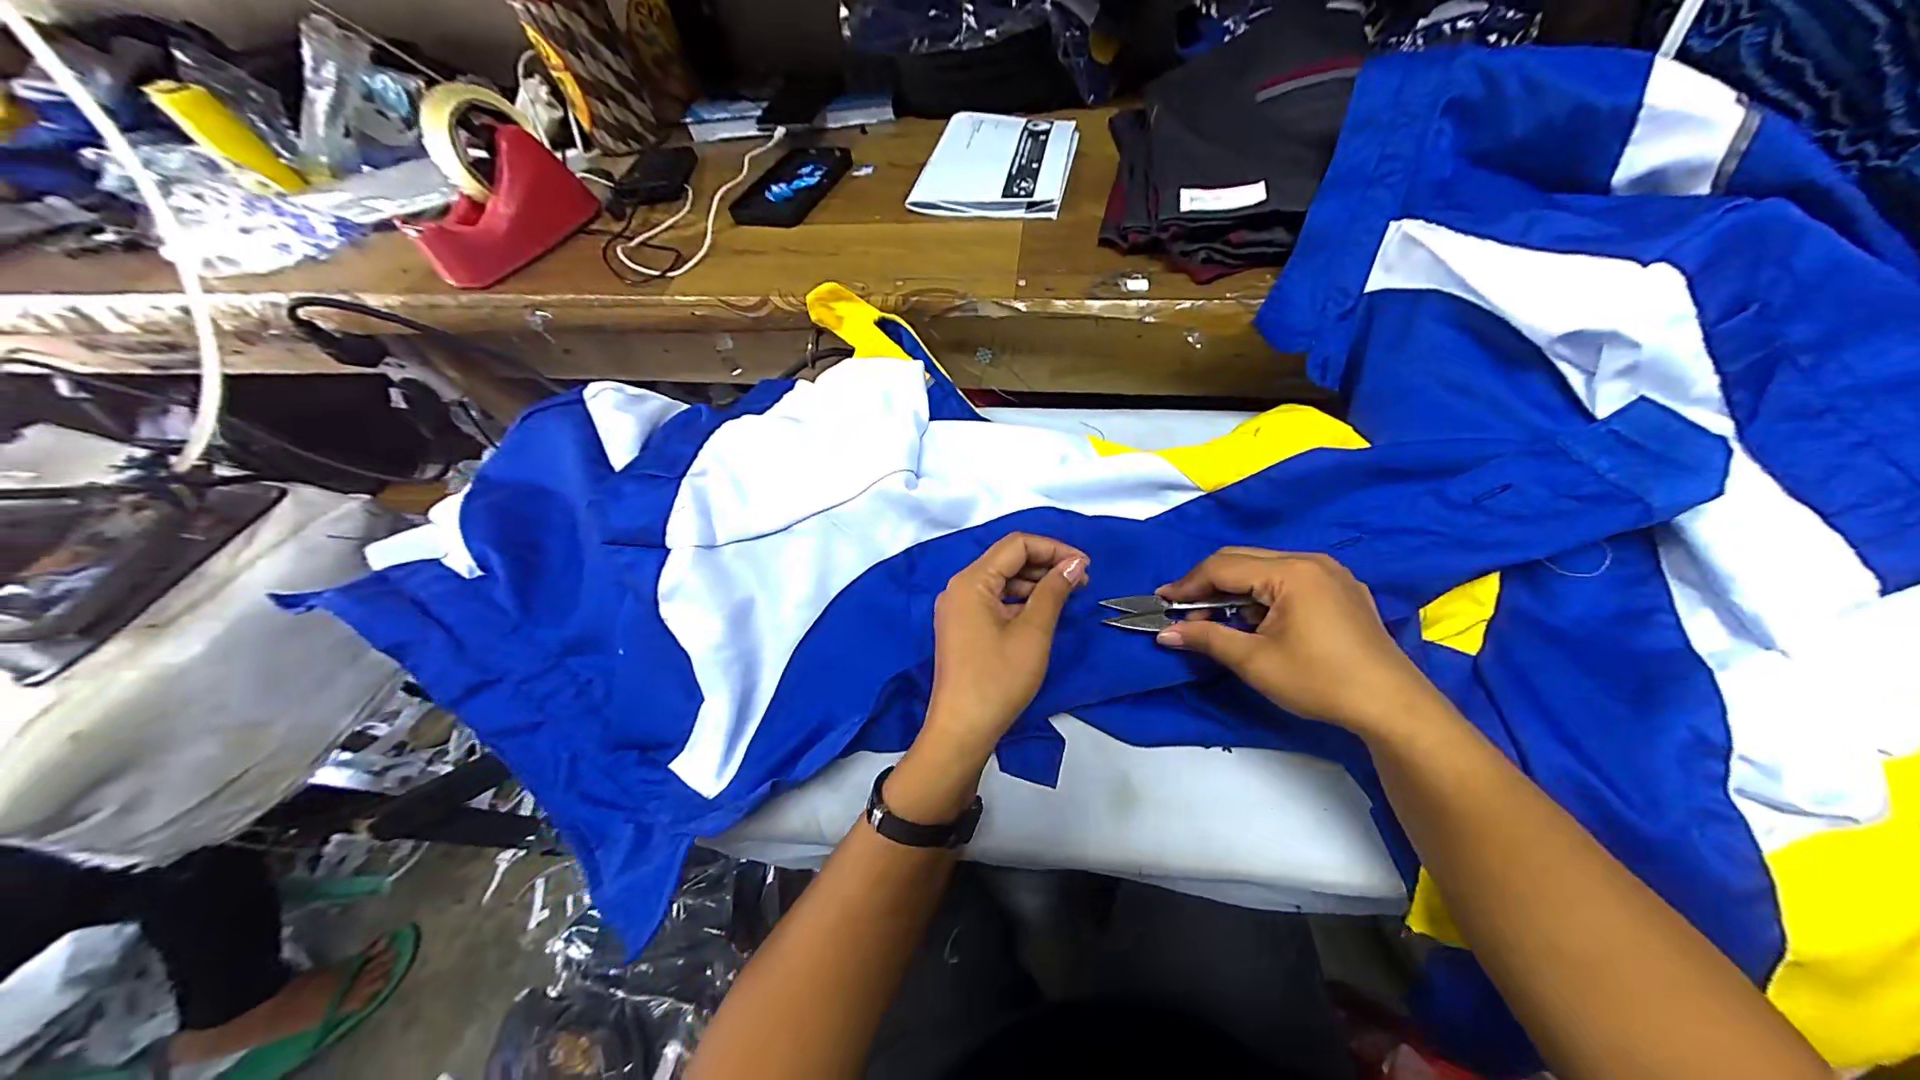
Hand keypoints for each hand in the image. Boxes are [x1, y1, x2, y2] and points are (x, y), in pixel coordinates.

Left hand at [926, 532, 1088, 748]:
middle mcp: (960, 587)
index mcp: (971, 581)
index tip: (1085, 565)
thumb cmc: (998, 679)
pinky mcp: (963, 626)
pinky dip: (1021, 601)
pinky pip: (995, 600)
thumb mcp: (1033, 632)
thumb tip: (1074, 563)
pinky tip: (1045, 611)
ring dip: (1035, 583)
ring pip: (1002, 580)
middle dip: (1046, 564)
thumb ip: (1054, 591)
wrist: (962, 729)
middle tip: (1082, 581)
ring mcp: (959, 608)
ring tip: (1069, 595)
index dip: (1054, 549)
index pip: (1016, 545)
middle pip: (1007, 559)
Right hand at [1154, 548, 1440, 738]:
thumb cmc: (1319, 680)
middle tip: (1185, 613)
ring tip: (1219, 621)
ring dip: (1236, 590)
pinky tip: (1258, 621)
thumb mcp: (1254, 661)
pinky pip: (1290, 579)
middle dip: (1209, 585)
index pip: (1223, 567)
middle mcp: (1312, 561)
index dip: (1188, 585)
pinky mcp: (1343, 590)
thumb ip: (1207, 638)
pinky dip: (1264, 594)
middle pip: (1243, 560)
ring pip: (1266, 568)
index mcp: (1291, 571)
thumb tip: (1166, 633)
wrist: (1392, 706)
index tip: (1162, 602)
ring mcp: (1332, 573)